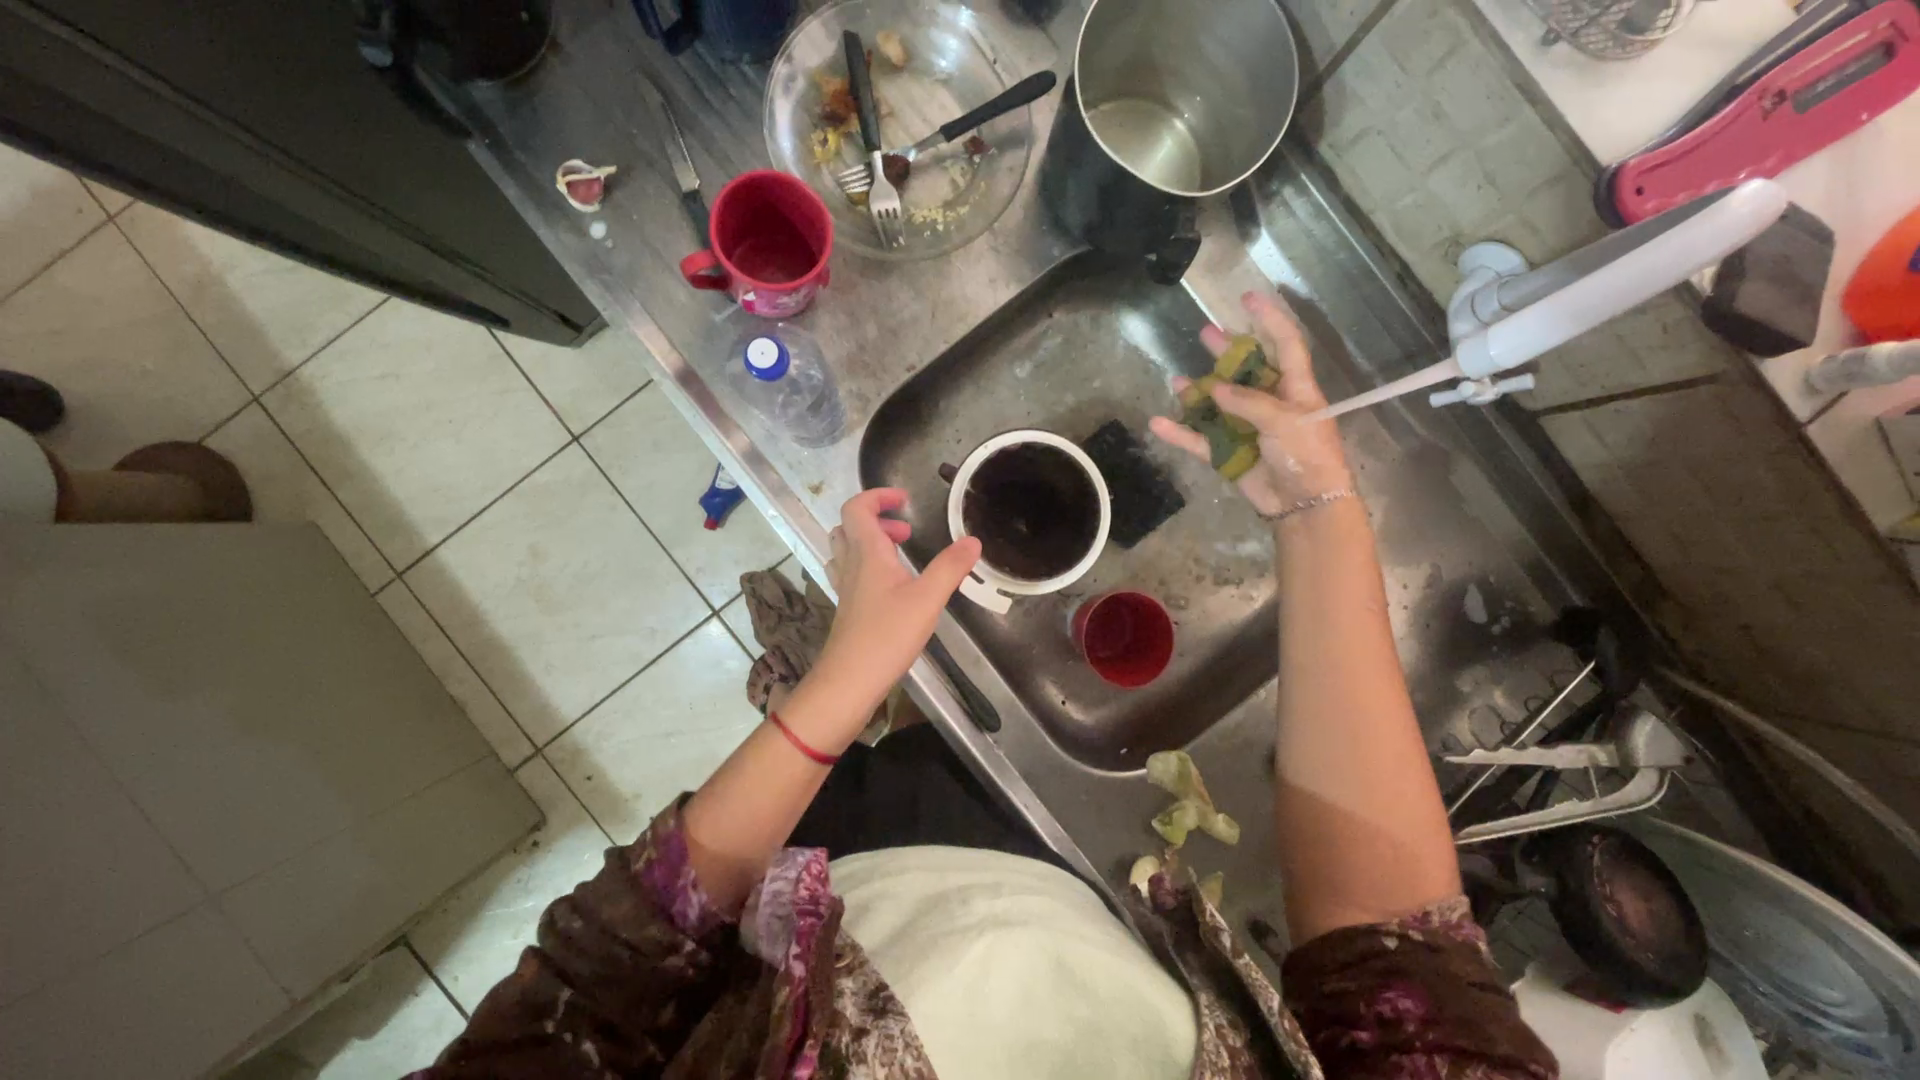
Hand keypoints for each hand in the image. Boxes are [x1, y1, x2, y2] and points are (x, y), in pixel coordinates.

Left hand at [784, 488, 980, 748]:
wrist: (849, 681)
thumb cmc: (887, 636)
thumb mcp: (928, 599)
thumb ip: (950, 567)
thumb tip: (973, 540)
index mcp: (867, 553)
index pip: (856, 508)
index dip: (877, 496)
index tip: (904, 500)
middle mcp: (850, 565)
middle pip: (849, 527)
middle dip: (877, 520)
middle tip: (907, 532)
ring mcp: (846, 588)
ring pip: (847, 550)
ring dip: (871, 543)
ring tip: (900, 555)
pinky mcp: (848, 609)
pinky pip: (851, 573)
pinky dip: (869, 567)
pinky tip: (892, 587)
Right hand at [1148, 291, 1352, 517]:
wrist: (1305, 505)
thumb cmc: (1307, 455)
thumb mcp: (1284, 420)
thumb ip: (1248, 401)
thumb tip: (1214, 389)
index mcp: (1297, 389)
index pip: (1286, 344)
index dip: (1269, 319)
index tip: (1247, 298)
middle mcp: (1272, 404)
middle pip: (1247, 371)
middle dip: (1227, 352)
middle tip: (1205, 333)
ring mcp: (1249, 430)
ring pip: (1219, 405)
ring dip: (1198, 393)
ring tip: (1177, 379)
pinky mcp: (1232, 455)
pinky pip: (1202, 440)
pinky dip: (1181, 433)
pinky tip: (1159, 422)